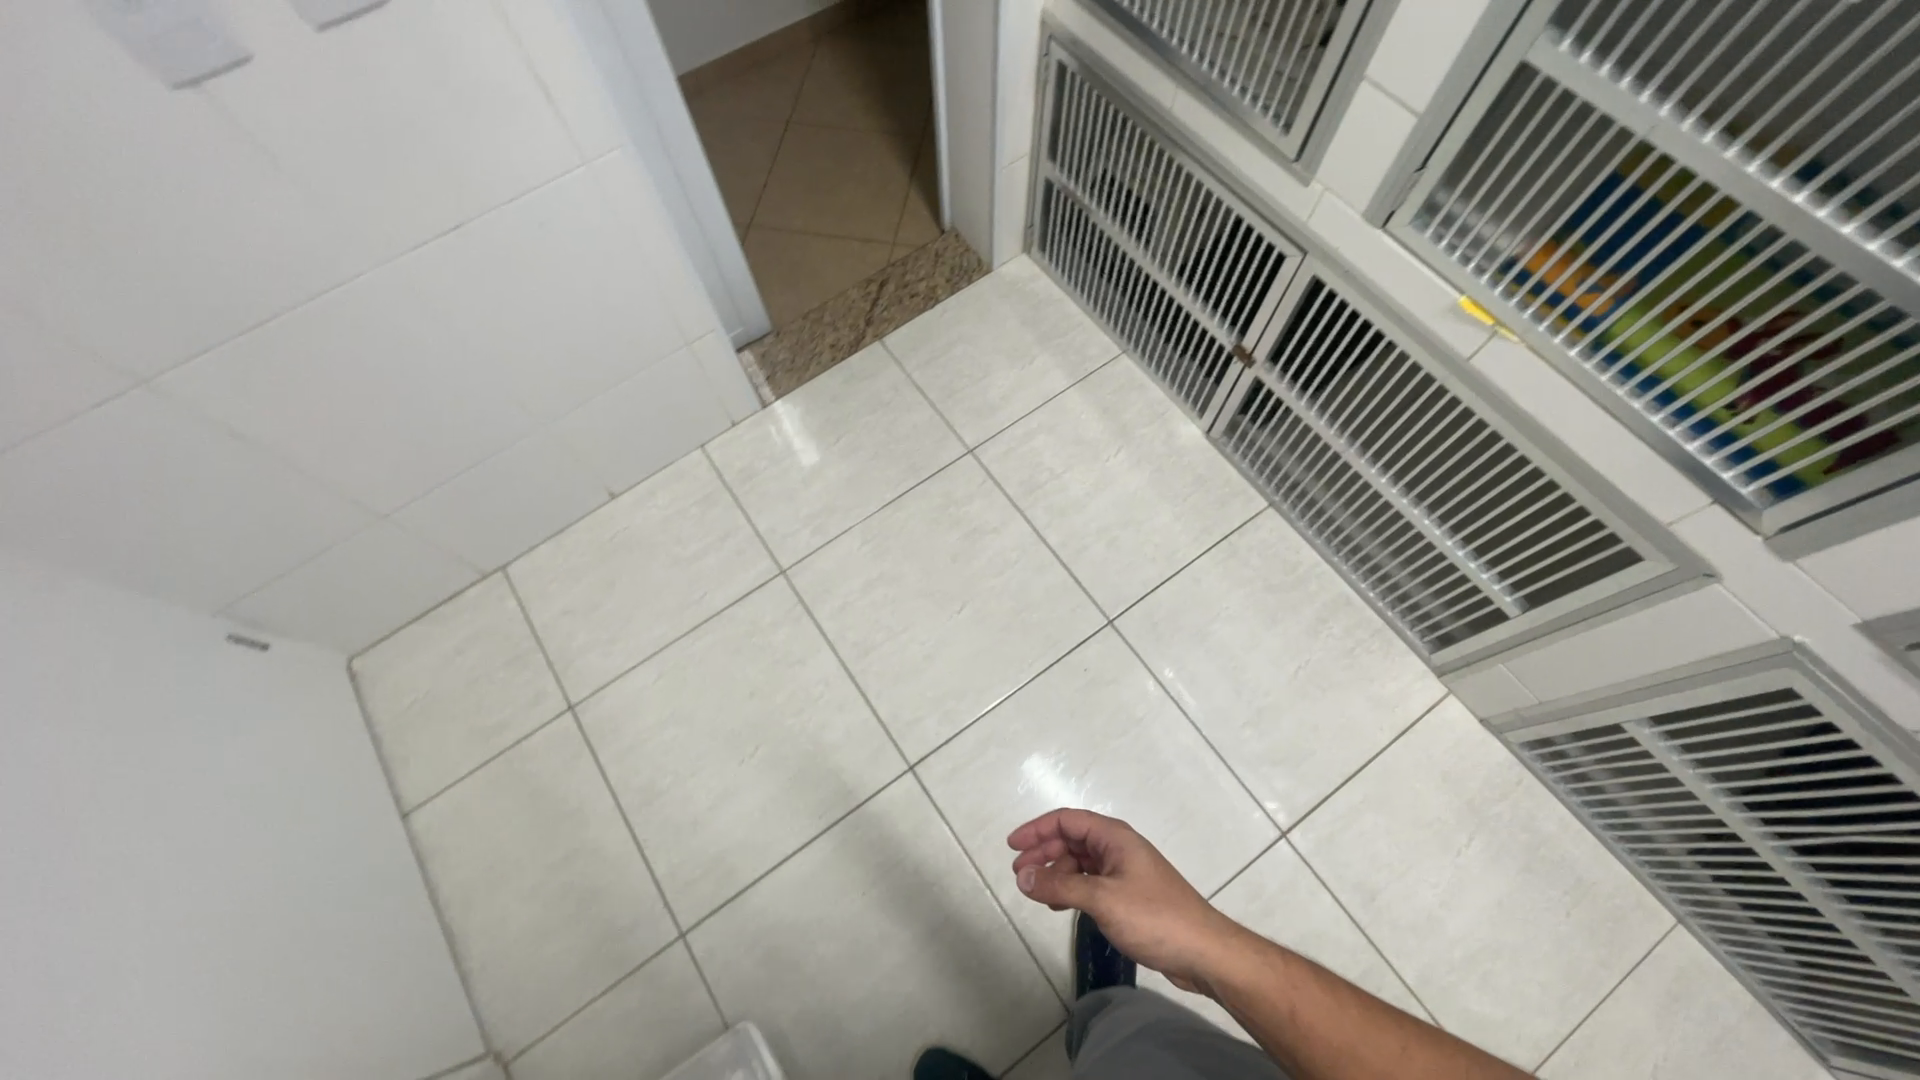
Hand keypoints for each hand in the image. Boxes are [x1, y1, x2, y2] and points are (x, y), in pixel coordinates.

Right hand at [1007, 808, 1245, 991]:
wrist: (1202, 951)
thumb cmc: (1153, 916)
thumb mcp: (1101, 899)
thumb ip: (1059, 886)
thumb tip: (1022, 877)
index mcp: (1114, 836)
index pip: (1067, 820)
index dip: (1037, 829)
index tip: (1012, 846)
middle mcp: (1118, 847)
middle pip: (1071, 839)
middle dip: (1043, 853)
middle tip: (1019, 875)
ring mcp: (1125, 871)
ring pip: (1080, 862)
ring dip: (1055, 873)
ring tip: (1036, 893)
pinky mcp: (1129, 895)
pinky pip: (1090, 882)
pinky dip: (1071, 889)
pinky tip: (1060, 905)